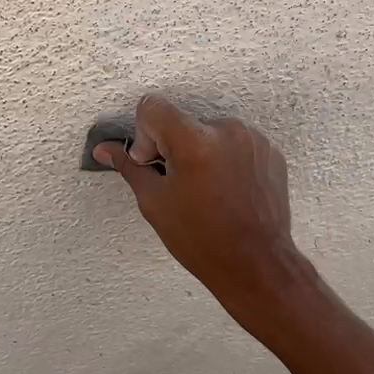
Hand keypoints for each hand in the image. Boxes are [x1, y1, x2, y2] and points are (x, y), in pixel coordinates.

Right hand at [93, 95, 303, 307]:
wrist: (257, 266)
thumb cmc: (205, 241)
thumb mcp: (155, 203)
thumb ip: (130, 167)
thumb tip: (105, 149)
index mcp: (195, 142)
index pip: (153, 107)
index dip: (145, 134)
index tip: (155, 162)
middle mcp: (227, 131)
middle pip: (181, 121)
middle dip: (173, 146)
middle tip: (180, 184)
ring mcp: (252, 139)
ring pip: (208, 131)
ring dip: (201, 151)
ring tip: (207, 190)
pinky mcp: (269, 150)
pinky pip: (234, 142)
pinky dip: (225, 158)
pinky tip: (226, 189)